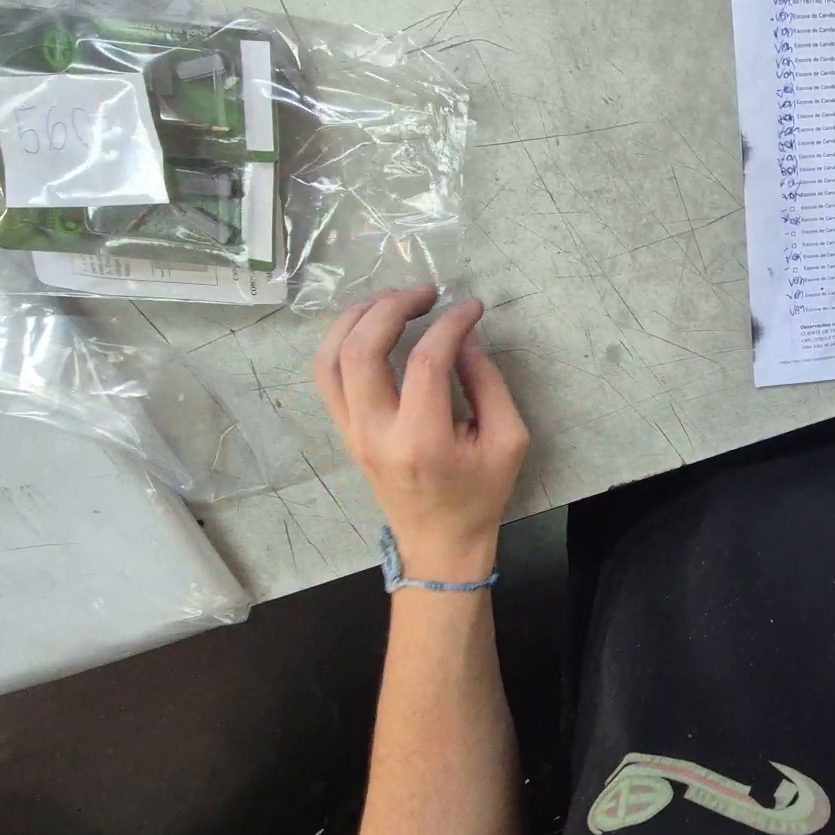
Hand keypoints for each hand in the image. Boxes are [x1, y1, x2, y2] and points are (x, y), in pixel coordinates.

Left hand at [313, 286, 528, 582]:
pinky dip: (341, 340)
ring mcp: (352, 433)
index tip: (472, 307)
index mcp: (423, 441)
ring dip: (356, 318)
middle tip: (426, 292)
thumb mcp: (508, 441)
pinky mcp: (345, 432)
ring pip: (330, 359)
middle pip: (361, 351)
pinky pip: (326, 376)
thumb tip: (463, 337)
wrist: (440, 542)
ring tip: (391, 299)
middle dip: (392, 308)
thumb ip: (488, 385)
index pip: (427, 362)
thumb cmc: (481, 494)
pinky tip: (369, 325)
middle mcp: (376, 434)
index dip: (450, 324)